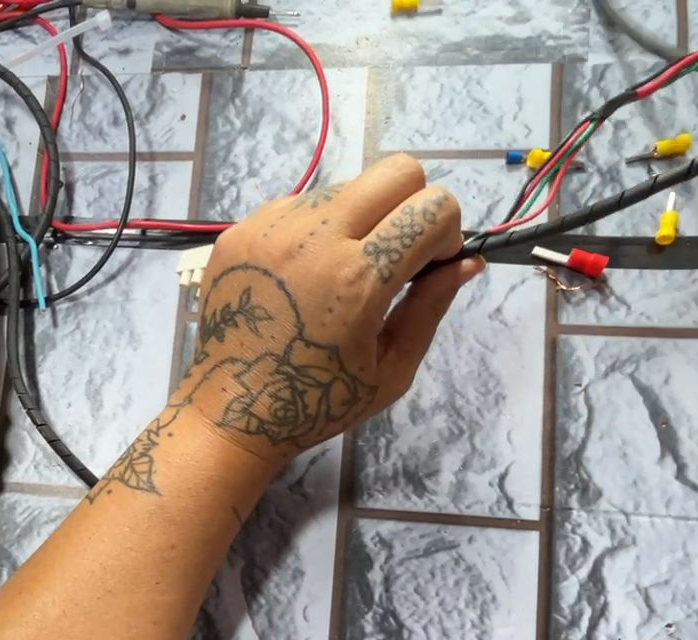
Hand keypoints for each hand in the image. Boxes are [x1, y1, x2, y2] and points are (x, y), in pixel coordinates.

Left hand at [176, 155, 481, 465]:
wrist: (231, 411)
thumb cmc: (316, 403)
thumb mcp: (390, 371)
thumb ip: (431, 308)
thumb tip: (467, 261)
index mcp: (358, 279)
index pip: (434, 205)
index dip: (445, 233)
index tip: (428, 266)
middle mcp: (314, 238)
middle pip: (396, 170)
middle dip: (412, 206)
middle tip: (394, 256)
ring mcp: (270, 228)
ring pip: (345, 186)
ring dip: (360, 219)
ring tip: (338, 275)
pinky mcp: (239, 232)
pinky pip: (297, 205)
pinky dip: (314, 230)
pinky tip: (300, 278)